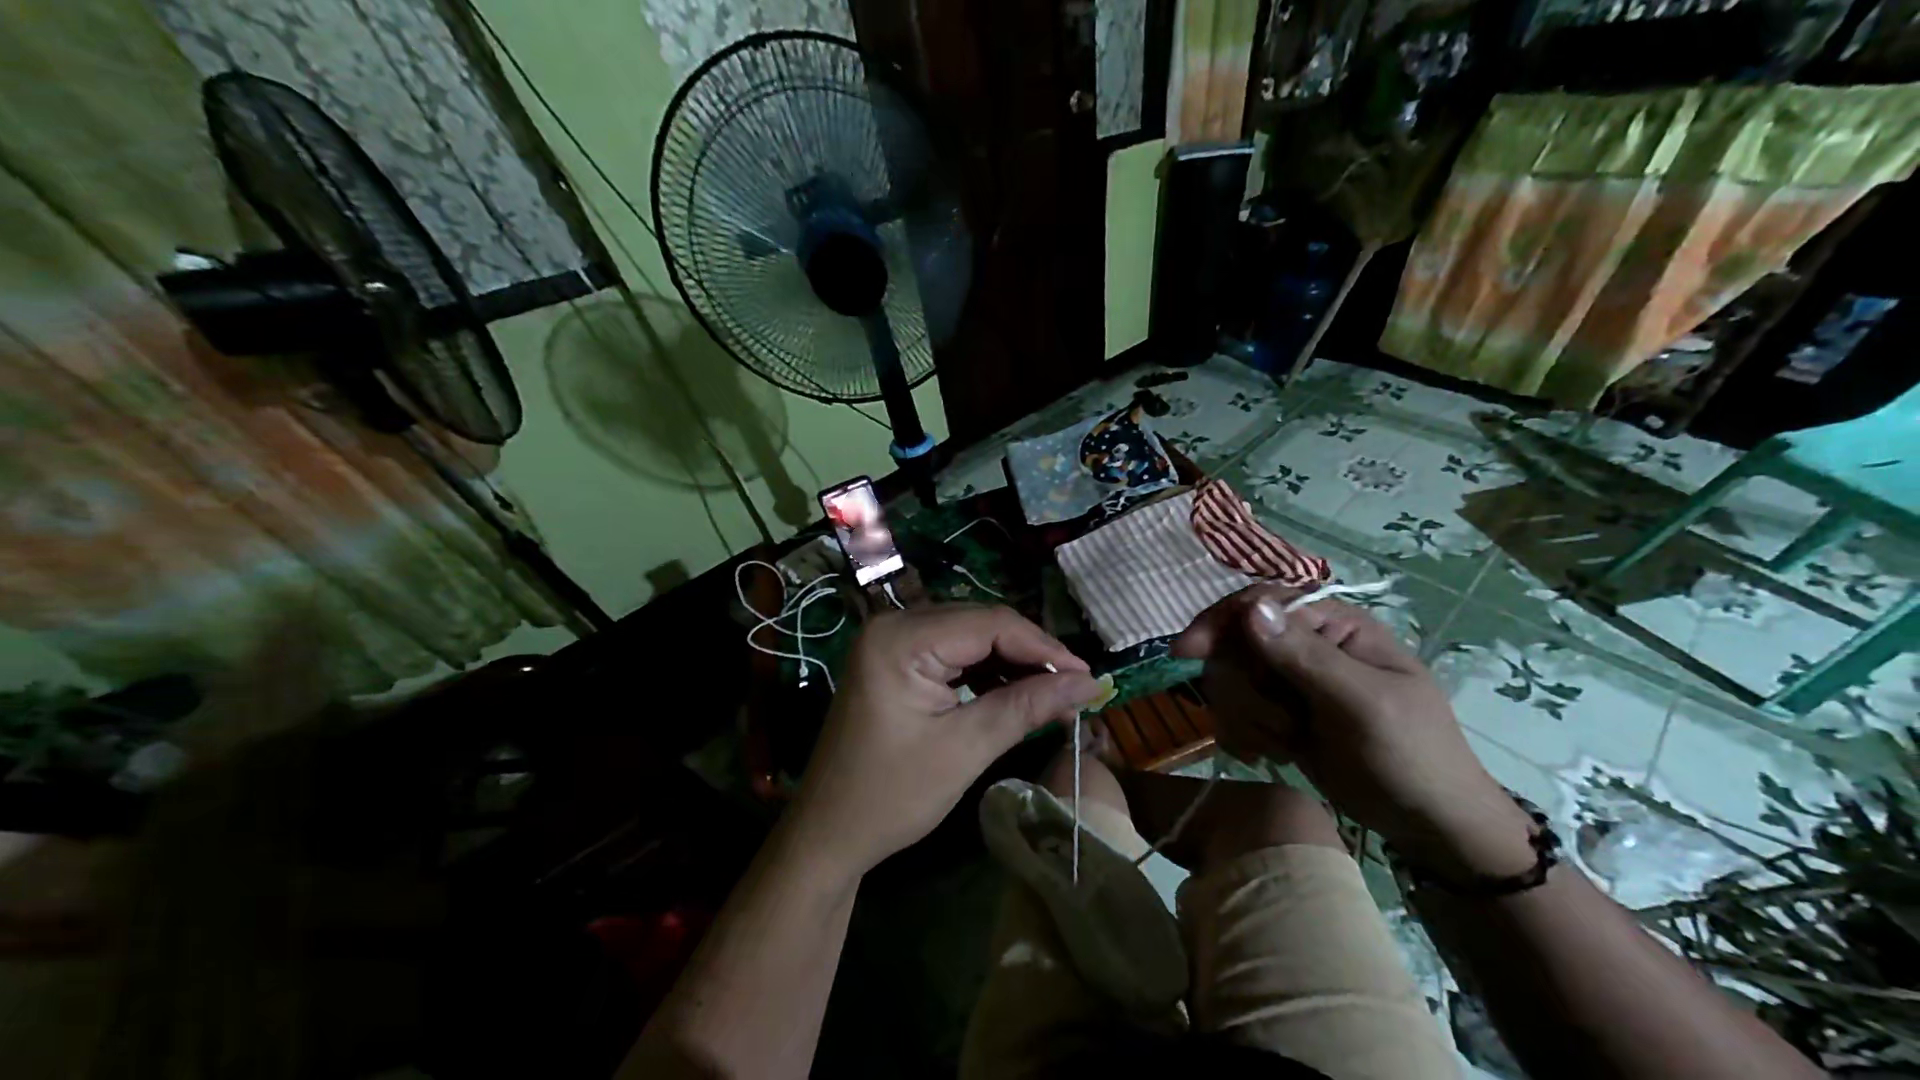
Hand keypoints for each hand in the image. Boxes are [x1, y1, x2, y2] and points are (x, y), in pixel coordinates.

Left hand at [791, 604, 1100, 875]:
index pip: (991, 624)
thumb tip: (1090, 683)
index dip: (1045, 647)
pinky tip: (1015, 693)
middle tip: (1075, 689)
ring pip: (970, 638)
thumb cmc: (891, 795)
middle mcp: (893, 625)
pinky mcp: (895, 661)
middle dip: (1031, 655)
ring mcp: (891, 642)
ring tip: (1053, 695)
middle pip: (981, 624)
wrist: (828, 832)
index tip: (1088, 678)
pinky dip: (986, 672)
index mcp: (902, 638)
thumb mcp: (966, 748)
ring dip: (1012, 663)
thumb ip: (1027, 706)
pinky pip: (952, 654)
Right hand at [1173, 585, 1535, 879]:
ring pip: (1227, 681)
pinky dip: (1243, 735)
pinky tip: (1270, 755)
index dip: (1218, 623)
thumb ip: (1306, 656)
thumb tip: (1252, 608)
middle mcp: (1303, 645)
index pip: (1258, 603)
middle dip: (1245, 691)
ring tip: (1286, 743)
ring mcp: (1287, 682)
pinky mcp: (1275, 713)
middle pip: (1233, 646)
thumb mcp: (1364, 704)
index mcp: (1333, 625)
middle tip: (1280, 727)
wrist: (1426, 822)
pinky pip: (1231, 711)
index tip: (1186, 655)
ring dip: (1248, 719)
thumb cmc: (1411, 755)